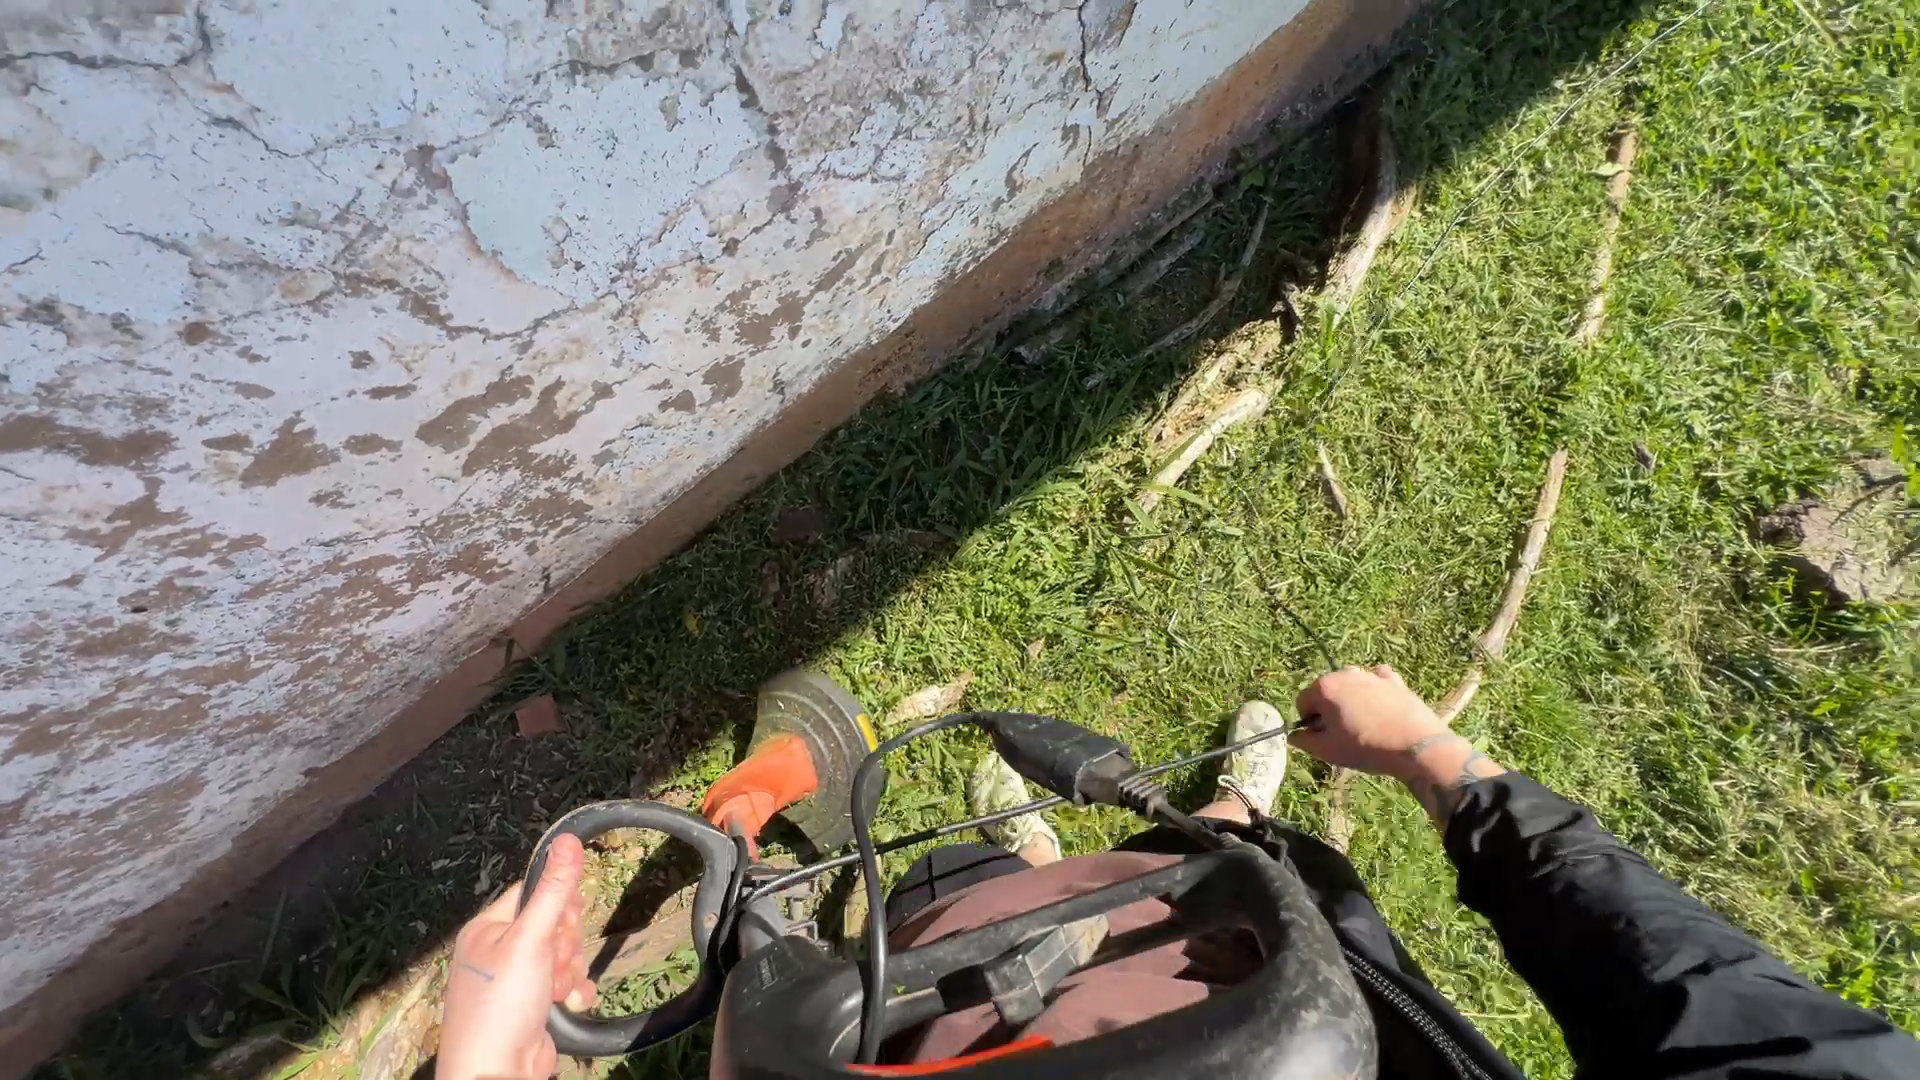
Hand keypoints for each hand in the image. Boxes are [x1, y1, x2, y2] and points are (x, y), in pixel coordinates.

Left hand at [438, 834, 594, 1079]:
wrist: (496, 1076)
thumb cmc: (503, 1004)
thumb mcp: (531, 939)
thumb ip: (553, 889)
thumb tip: (568, 837)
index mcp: (487, 929)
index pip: (534, 890)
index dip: (560, 901)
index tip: (567, 918)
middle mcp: (497, 950)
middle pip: (554, 920)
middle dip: (567, 942)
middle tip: (556, 960)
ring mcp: (514, 978)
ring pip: (563, 950)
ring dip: (571, 968)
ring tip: (559, 989)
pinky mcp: (531, 1001)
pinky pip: (564, 979)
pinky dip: (572, 989)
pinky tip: (569, 1002)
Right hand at [1290, 665, 1449, 780]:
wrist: (1418, 747)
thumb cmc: (1366, 747)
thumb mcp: (1327, 750)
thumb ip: (1303, 740)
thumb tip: (1295, 734)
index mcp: (1324, 688)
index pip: (1302, 702)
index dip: (1308, 721)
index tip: (1322, 737)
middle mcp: (1344, 674)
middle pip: (1325, 691)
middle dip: (1328, 708)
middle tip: (1342, 732)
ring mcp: (1371, 675)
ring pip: (1350, 684)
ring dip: (1349, 698)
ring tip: (1362, 722)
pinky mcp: (1394, 681)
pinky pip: (1377, 679)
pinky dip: (1374, 688)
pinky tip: (1379, 705)